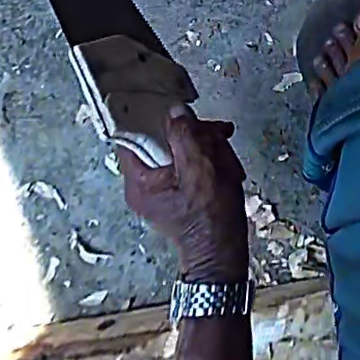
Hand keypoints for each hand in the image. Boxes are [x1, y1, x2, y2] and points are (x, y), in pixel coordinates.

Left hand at [119, 106, 249, 282]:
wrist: (223, 251)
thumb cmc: (211, 216)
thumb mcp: (201, 169)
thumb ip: (186, 137)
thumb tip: (175, 111)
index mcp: (140, 180)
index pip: (133, 136)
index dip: (152, 117)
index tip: (174, 107)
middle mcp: (144, 184)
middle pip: (163, 140)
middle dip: (195, 133)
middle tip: (218, 135)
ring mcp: (160, 188)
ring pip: (180, 149)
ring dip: (206, 145)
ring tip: (226, 153)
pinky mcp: (176, 190)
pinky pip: (188, 163)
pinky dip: (207, 158)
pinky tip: (225, 163)